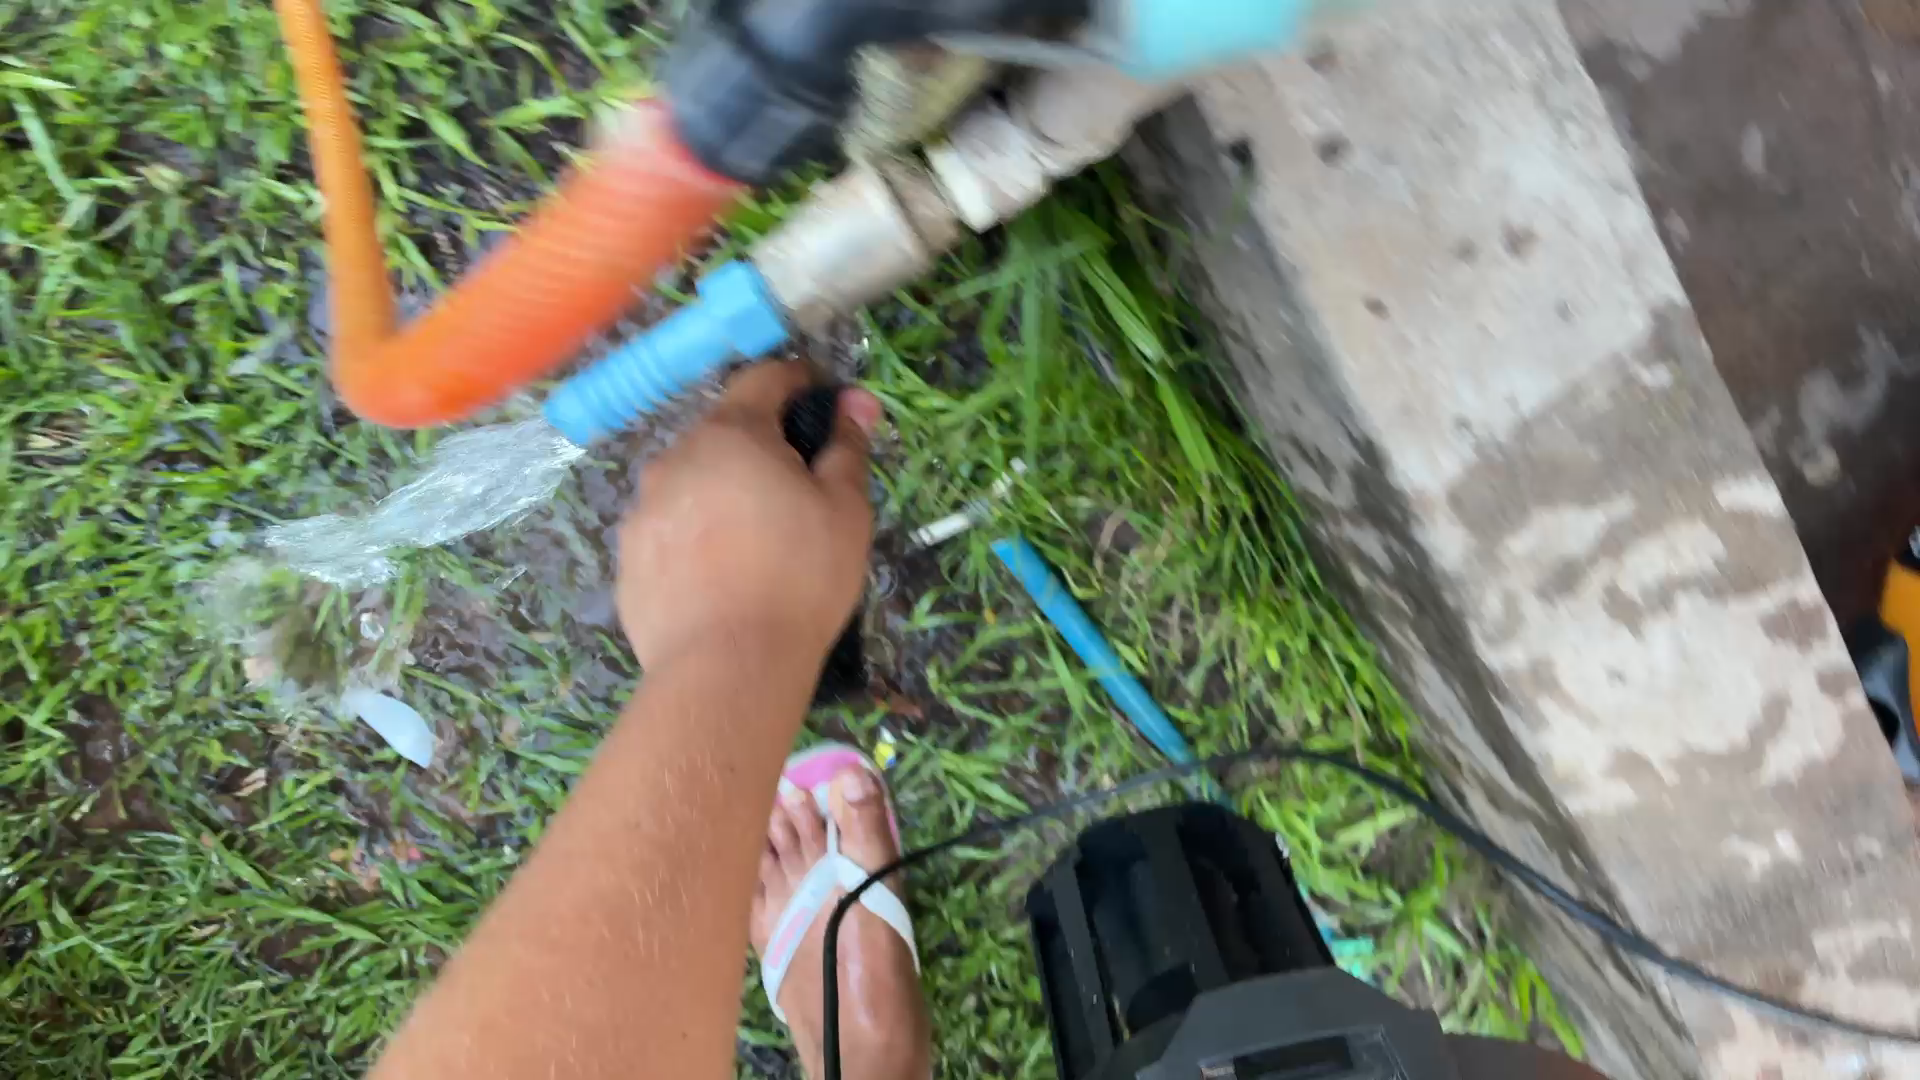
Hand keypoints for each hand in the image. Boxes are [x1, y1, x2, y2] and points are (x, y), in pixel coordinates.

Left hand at [616, 362, 881, 672]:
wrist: (728, 666)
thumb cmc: (801, 576)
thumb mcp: (845, 508)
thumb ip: (848, 447)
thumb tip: (856, 401)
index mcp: (732, 435)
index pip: (765, 378)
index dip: (800, 382)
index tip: (824, 403)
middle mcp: (675, 458)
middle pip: (726, 431)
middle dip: (764, 446)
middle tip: (799, 491)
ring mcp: (642, 508)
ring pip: (694, 481)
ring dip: (726, 490)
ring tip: (758, 542)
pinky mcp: (628, 557)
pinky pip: (671, 527)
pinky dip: (698, 534)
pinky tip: (722, 575)